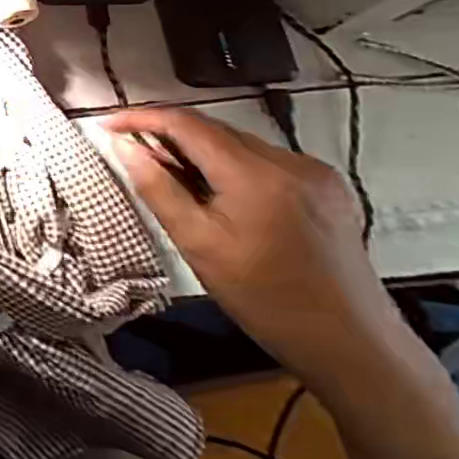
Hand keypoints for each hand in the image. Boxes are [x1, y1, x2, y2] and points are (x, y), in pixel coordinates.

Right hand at [104, 107, 406, 386]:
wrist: (348, 340)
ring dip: (201, 154)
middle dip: (170, 137)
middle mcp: (290, 160)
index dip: (142, 117)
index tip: (109, 125)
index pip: (188, 124)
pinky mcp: (327, 187)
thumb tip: (126, 147)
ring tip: (175, 182)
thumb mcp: (198, 245)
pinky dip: (232, 169)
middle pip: (215, 131)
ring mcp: (314, 171)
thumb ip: (158, 189)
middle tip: (134, 157)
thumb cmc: (263, 299)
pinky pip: (266, 162)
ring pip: (239, 146)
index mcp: (256, 174)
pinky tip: (222, 197)